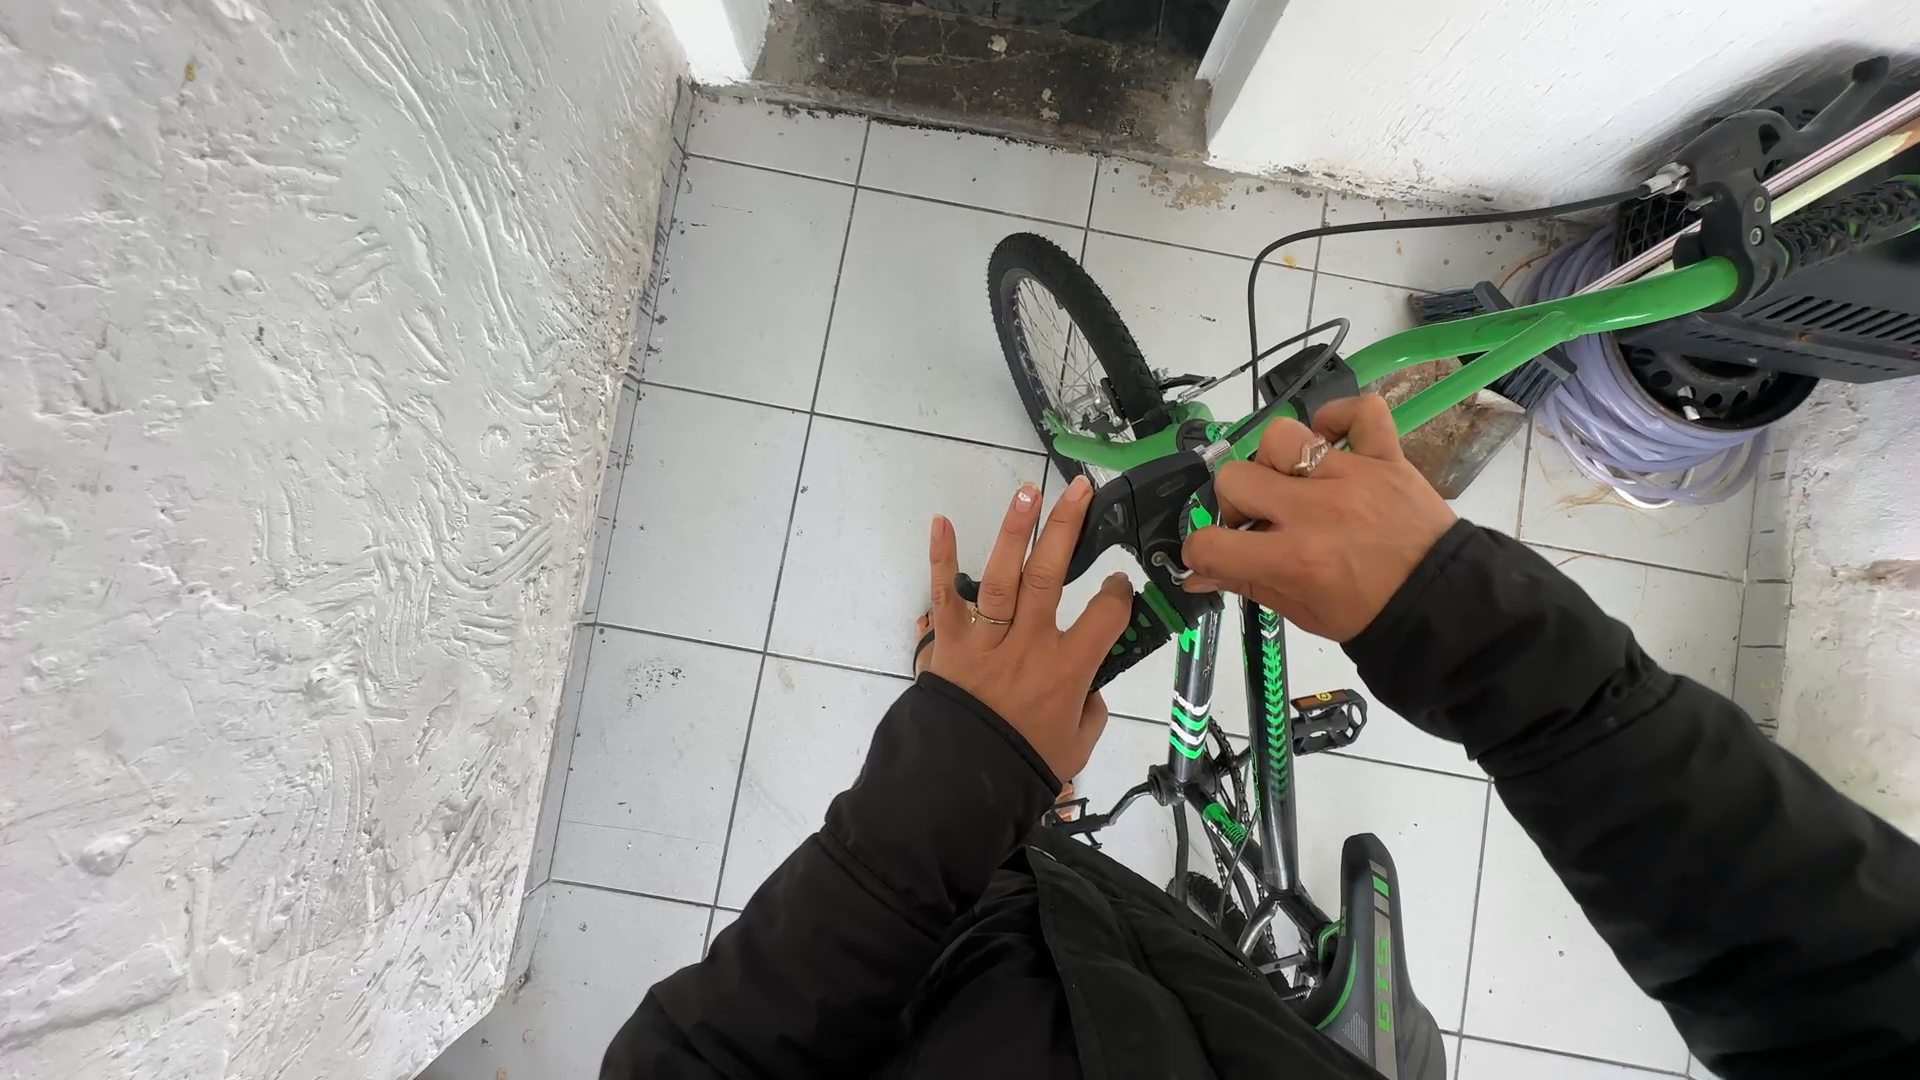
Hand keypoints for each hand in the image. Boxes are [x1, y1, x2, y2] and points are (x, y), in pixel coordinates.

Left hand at [927, 474, 1132, 780]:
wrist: (960, 785)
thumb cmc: (1023, 765)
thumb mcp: (1077, 747)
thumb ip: (1091, 711)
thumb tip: (1091, 687)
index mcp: (1068, 669)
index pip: (1106, 614)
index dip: (1119, 594)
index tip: (1118, 584)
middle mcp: (1029, 643)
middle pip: (1051, 576)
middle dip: (1067, 529)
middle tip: (1080, 491)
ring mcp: (987, 639)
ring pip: (1003, 576)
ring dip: (1015, 531)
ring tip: (1027, 491)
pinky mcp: (950, 642)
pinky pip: (944, 597)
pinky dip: (940, 559)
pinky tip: (940, 521)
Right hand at [1181, 395, 1456, 641]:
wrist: (1447, 604)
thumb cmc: (1368, 613)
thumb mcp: (1299, 610)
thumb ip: (1243, 583)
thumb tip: (1195, 573)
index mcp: (1293, 559)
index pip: (1210, 542)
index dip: (1200, 550)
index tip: (1214, 555)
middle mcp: (1315, 511)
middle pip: (1234, 478)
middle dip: (1234, 503)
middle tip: (1257, 521)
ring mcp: (1352, 477)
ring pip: (1281, 438)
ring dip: (1274, 462)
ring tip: (1291, 484)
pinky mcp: (1387, 458)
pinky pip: (1360, 412)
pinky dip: (1339, 418)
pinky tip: (1329, 443)